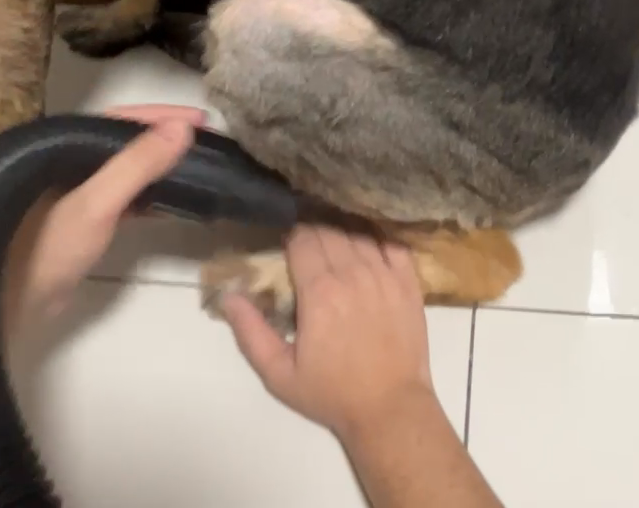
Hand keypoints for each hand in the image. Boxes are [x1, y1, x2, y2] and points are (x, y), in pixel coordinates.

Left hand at [6, 104, 205, 331]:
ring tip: (196, 165)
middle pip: (124, 141)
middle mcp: (64, 163)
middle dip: (165, 137)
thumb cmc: (44, 249)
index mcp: (60, 147)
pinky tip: (172, 200)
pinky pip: (122, 196)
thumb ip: (137, 165)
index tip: (201, 119)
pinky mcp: (78, 222)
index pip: (119, 118)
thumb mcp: (95, 203)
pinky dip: (148, 194)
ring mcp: (70, 194)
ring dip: (159, 165)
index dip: (161, 115)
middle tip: (205, 139)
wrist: (3, 309)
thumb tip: (183, 128)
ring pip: (124, 168)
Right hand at [222, 226, 436, 441]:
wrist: (389, 406)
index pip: (303, 240)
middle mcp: (353, 274)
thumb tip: (229, 296)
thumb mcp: (279, 373)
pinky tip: (369, 250)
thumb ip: (251, 332)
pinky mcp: (408, 281)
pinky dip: (378, 241)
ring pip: (358, 235)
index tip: (288, 248)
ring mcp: (385, 274)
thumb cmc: (331, 393)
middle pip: (329, 232)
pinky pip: (392, 244)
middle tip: (308, 251)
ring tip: (336, 251)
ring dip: (343, 236)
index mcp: (320, 292)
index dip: (293, 238)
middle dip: (314, 234)